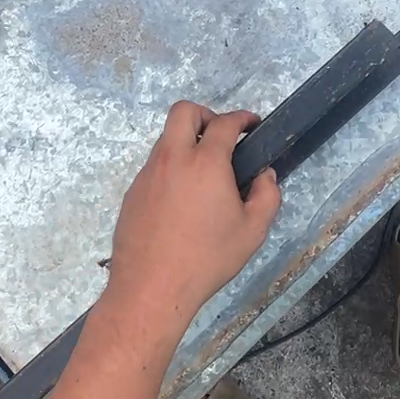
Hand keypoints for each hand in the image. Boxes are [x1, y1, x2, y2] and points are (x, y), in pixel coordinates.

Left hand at [101, 102, 281, 338]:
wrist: (152, 287)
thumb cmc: (207, 258)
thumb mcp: (252, 231)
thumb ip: (267, 196)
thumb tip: (265, 175)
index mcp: (205, 162)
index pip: (224, 123)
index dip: (242, 118)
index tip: (252, 125)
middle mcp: (173, 158)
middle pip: (183, 111)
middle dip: (205, 115)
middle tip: (220, 138)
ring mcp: (148, 173)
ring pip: (166, 139)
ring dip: (186, 143)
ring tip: (203, 176)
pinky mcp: (133, 192)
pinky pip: (154, 167)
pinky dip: (170, 169)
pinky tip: (181, 202)